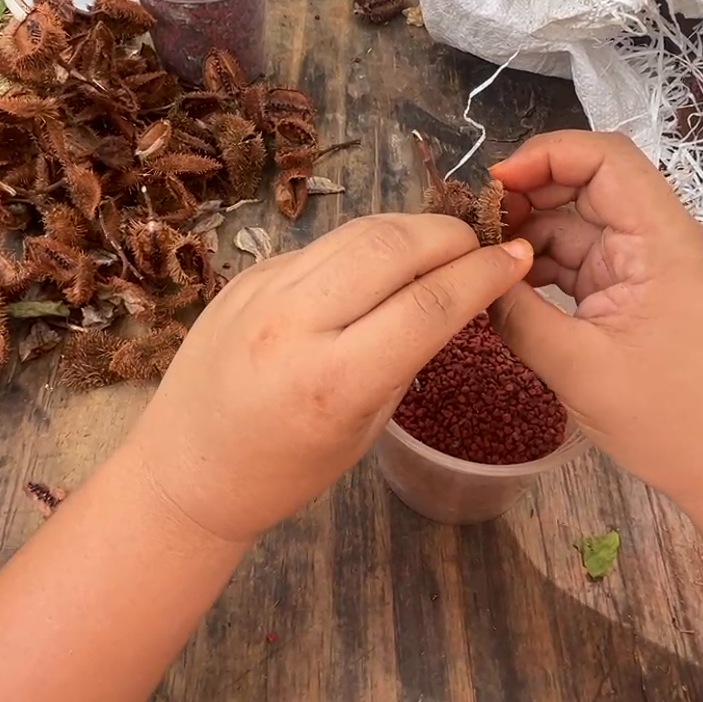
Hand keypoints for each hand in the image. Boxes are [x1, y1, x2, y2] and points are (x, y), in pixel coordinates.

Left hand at [122, 214, 533, 543]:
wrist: (185, 469)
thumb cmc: (282, 472)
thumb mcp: (362, 429)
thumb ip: (405, 357)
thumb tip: (449, 298)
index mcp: (332, 381)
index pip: (428, 304)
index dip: (484, 274)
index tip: (517, 257)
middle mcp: (295, 322)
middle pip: (393, 245)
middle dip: (450, 235)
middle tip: (478, 246)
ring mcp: (263, 289)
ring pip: (357, 231)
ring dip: (411, 229)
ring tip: (440, 245)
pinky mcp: (248, 273)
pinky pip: (323, 245)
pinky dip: (366, 244)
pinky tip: (382, 261)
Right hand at [487, 131, 702, 505]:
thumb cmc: (668, 421)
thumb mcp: (576, 367)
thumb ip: (517, 313)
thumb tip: (472, 275)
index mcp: (664, 243)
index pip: (607, 160)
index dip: (546, 155)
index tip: (494, 184)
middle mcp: (663, 240)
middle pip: (592, 185)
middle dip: (531, 194)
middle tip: (478, 225)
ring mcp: (652, 266)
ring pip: (582, 223)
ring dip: (533, 234)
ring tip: (485, 258)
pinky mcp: (640, 291)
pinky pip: (587, 259)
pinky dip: (548, 266)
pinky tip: (513, 284)